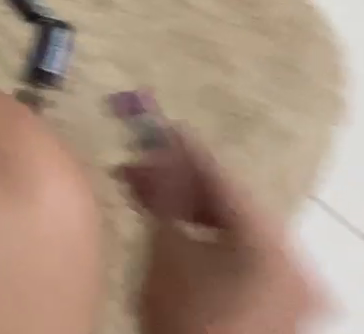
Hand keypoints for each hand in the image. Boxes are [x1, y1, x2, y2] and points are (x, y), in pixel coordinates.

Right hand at [118, 129, 326, 333]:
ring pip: (237, 223)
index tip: (157, 123)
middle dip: (181, 180)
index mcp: (274, 248)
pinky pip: (244, 244)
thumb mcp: (164, 245)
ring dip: (189, 203)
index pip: (227, 182)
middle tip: (135, 163)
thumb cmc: (182, 309)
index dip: (188, 151)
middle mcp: (297, 262)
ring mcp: (296, 282)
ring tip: (141, 189)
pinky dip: (206, 228)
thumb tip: (156, 147)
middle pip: (233, 202)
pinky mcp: (284, 294)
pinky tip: (169, 220)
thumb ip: (164, 192)